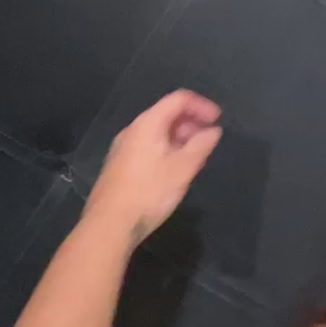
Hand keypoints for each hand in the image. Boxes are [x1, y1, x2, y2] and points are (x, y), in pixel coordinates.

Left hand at [83, 90, 222, 247]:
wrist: (108, 227)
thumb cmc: (149, 193)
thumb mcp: (183, 169)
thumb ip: (201, 145)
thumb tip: (213, 131)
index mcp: (148, 123)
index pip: (179, 99)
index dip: (201, 105)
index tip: (218, 120)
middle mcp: (133, 130)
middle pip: (167, 114)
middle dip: (191, 123)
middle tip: (208, 140)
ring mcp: (123, 148)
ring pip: (157, 132)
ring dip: (180, 138)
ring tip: (195, 157)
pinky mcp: (118, 166)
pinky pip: (148, 146)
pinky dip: (166, 149)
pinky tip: (174, 171)